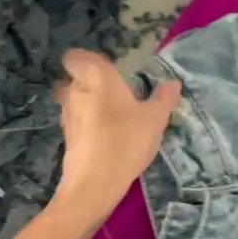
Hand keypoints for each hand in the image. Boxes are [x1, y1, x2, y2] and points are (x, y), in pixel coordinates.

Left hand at [49, 50, 181, 222]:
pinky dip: (87, 126)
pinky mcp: (65, 137)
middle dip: (92, 84)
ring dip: (89, 106)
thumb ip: (163, 98)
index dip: (86, 60)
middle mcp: (75, 90)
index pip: (76, 56)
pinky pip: (76, 122)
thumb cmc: (126, 140)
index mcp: (95, 76)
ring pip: (75, 101)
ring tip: (114, 119)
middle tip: (116, 96)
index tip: (106, 71)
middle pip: (76, 79)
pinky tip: (106, 138)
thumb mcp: (154, 119)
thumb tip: (173, 83)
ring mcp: (66, 115)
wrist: (95, 182)